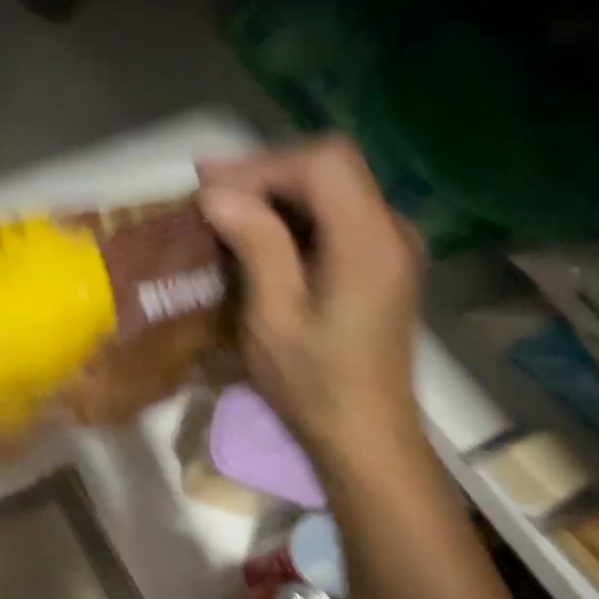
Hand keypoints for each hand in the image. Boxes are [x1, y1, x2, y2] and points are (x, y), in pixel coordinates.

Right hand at [196, 137, 423, 471]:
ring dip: (276, 194)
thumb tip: (216, 193)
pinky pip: (337, 217)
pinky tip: (257, 236)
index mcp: (369, 241)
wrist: (365, 434)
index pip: (324, 164)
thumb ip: (255, 246)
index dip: (263, 166)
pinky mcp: (382, 263)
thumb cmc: (312, 383)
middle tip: (205, 194)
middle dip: (265, 174)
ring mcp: (392, 246)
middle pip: (331, 169)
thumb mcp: (273, 317)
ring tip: (220, 211)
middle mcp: (392, 230)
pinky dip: (294, 216)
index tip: (209, 189)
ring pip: (334, 189)